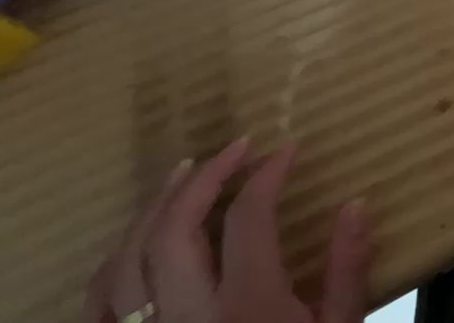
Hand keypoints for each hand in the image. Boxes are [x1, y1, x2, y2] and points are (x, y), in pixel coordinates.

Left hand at [84, 138, 371, 322]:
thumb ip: (348, 269)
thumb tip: (356, 204)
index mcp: (246, 306)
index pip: (247, 219)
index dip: (266, 174)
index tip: (287, 149)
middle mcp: (185, 318)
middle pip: (173, 231)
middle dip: (204, 178)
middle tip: (237, 148)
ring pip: (124, 261)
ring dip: (155, 207)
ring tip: (185, 173)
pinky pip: (97, 303)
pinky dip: (117, 259)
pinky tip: (141, 237)